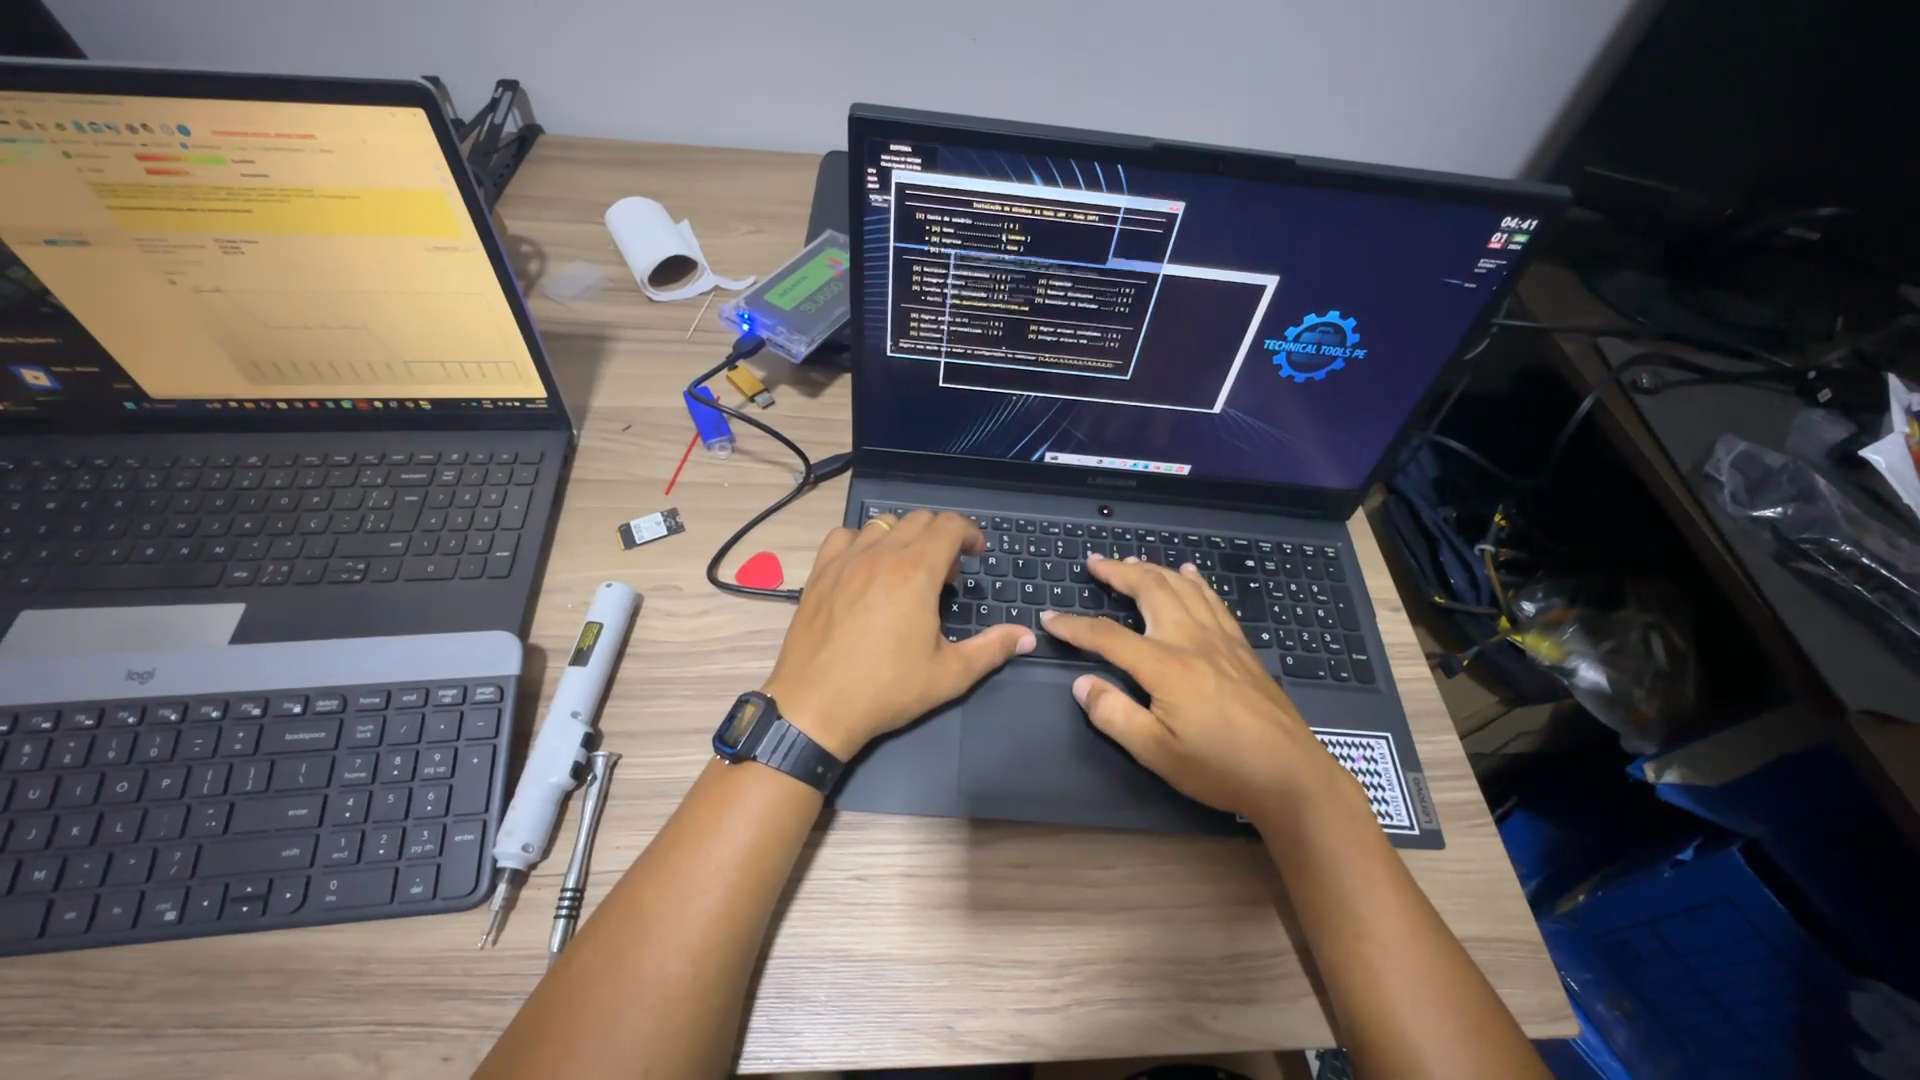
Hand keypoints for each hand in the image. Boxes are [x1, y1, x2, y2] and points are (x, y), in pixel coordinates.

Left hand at [761, 510, 1035, 759]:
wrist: (815, 707)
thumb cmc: (886, 690)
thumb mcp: (949, 675)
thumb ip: (991, 649)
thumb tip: (1026, 636)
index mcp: (916, 572)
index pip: (950, 525)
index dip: (970, 534)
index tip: (976, 555)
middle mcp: (881, 554)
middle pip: (918, 519)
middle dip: (941, 538)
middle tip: (945, 576)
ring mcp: (845, 561)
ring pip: (882, 525)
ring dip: (903, 539)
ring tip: (907, 572)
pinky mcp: (820, 573)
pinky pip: (844, 537)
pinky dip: (862, 543)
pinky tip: (865, 570)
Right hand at [1038, 555, 1356, 826]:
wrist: (1290, 775)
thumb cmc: (1219, 767)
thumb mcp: (1155, 753)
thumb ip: (1113, 715)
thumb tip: (1083, 684)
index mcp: (1165, 666)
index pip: (1108, 635)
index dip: (1074, 626)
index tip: (1049, 618)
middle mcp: (1192, 640)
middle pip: (1150, 590)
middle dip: (1118, 572)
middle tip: (1094, 563)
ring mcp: (1221, 640)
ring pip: (1183, 587)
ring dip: (1152, 570)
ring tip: (1130, 562)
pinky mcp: (1242, 648)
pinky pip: (1213, 600)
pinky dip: (1195, 582)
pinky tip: (1188, 573)